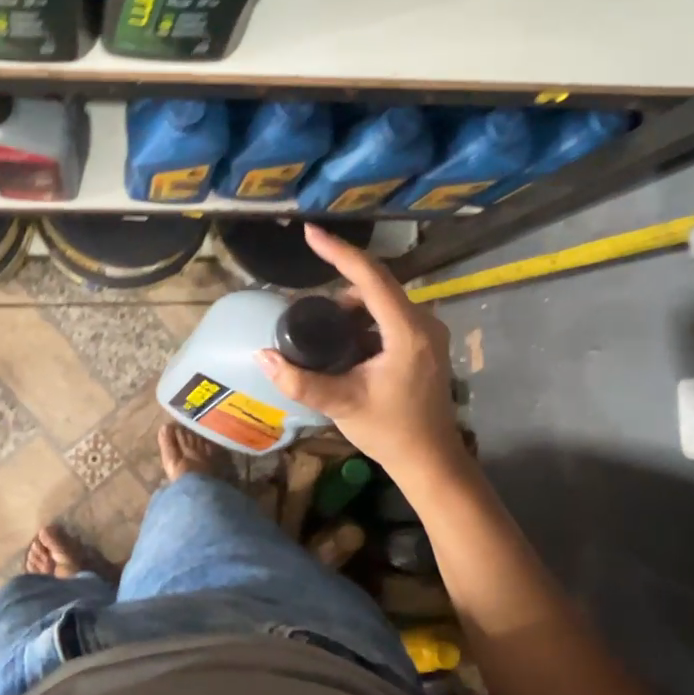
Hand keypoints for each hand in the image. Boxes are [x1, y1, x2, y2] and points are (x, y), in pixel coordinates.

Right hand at [256, 225, 463, 474]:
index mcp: (407, 331)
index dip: (338, 252)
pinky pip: (390, 316)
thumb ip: (300, 380)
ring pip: (383, 300)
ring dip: (352, 304)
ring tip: (320, 324)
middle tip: (305, 294)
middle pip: (378, 284)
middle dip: (340, 281)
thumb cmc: (390, 431)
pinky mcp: (425, 344)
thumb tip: (263, 356)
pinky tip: (343, 339)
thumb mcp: (341, 404)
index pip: (371, 277)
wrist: (430, 461)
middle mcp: (423, 323)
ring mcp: (428, 333)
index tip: (310, 233)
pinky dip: (364, 319)